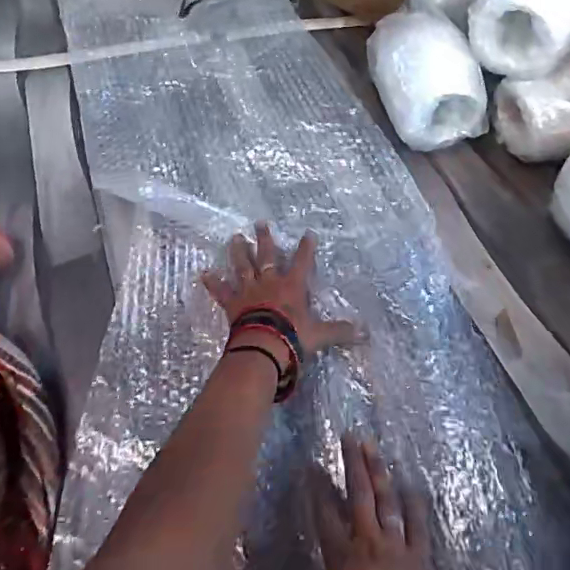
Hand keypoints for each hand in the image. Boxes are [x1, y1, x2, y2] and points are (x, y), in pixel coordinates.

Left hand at [202, 223, 356, 354]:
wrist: (263, 346)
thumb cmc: (293, 337)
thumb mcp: (320, 335)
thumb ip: (340, 331)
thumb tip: (365, 333)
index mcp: (292, 286)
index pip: (302, 262)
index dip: (306, 248)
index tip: (308, 233)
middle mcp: (270, 282)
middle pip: (267, 256)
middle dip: (265, 239)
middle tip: (259, 223)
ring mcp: (249, 291)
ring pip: (242, 266)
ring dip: (238, 252)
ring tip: (235, 238)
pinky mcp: (232, 303)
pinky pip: (220, 290)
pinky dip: (212, 282)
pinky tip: (203, 273)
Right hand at [317, 434, 447, 569]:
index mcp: (341, 559)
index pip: (324, 516)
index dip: (317, 491)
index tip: (312, 468)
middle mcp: (368, 543)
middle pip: (358, 495)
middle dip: (352, 463)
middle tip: (350, 437)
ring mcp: (397, 546)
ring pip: (386, 500)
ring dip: (379, 472)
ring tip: (373, 449)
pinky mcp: (421, 556)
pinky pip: (417, 523)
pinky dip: (414, 503)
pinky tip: (412, 486)